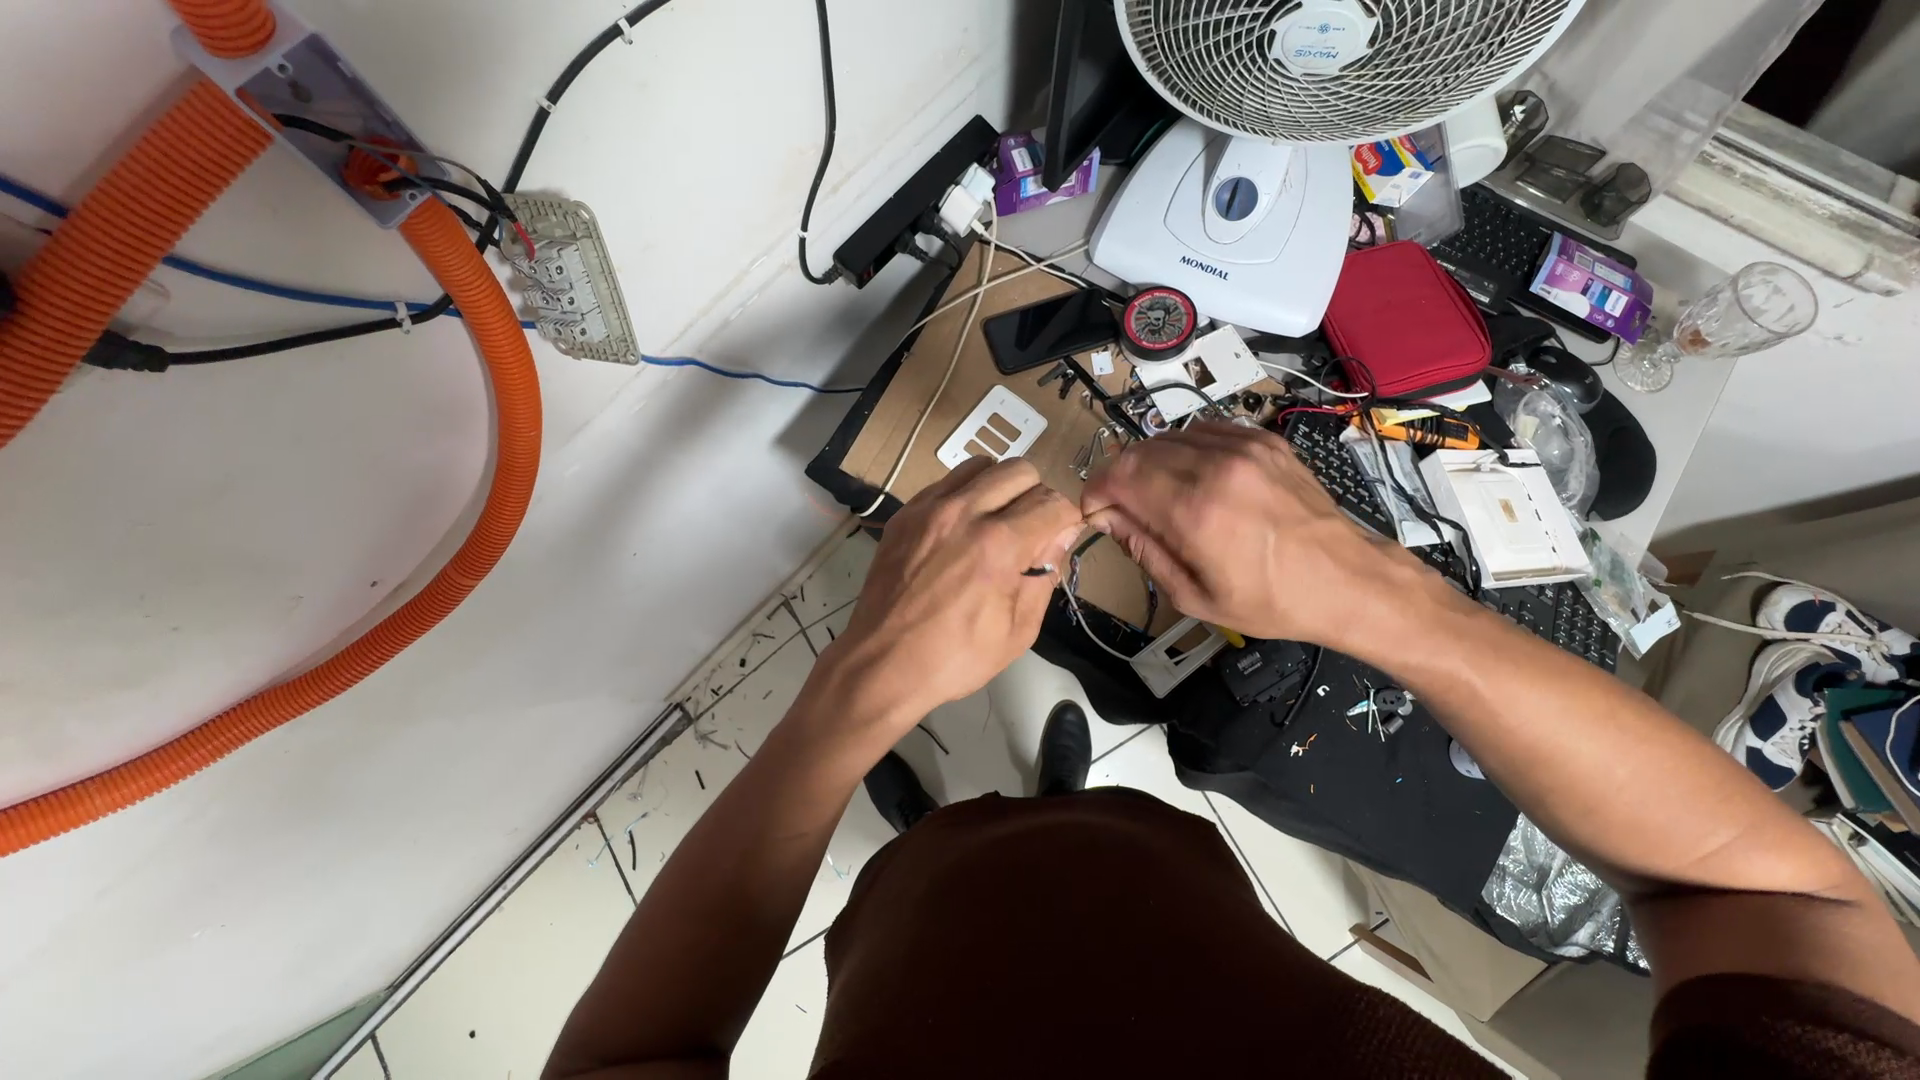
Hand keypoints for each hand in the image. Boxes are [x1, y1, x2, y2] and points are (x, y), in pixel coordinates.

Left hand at [822, 458, 1083, 725]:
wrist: (883, 663)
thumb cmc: (955, 658)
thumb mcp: (1018, 631)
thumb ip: (1044, 575)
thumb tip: (1061, 535)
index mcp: (999, 545)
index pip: (1053, 503)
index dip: (1067, 520)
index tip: (1061, 537)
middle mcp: (964, 513)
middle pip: (1021, 470)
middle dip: (1036, 497)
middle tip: (1030, 530)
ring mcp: (929, 508)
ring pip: (982, 465)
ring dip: (1000, 488)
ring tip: (996, 522)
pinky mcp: (905, 513)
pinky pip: (947, 482)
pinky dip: (965, 494)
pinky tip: (962, 528)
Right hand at [1080, 422, 1429, 648]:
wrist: (1346, 580)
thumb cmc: (1269, 600)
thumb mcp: (1193, 595)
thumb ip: (1143, 550)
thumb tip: (1108, 517)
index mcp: (1194, 512)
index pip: (1118, 475)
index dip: (1095, 492)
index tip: (1097, 512)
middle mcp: (1215, 468)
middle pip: (1137, 452)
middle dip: (1119, 479)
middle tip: (1125, 509)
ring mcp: (1244, 448)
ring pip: (1168, 437)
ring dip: (1151, 463)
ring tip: (1163, 496)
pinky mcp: (1264, 440)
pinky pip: (1205, 430)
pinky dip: (1186, 450)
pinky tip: (1196, 477)